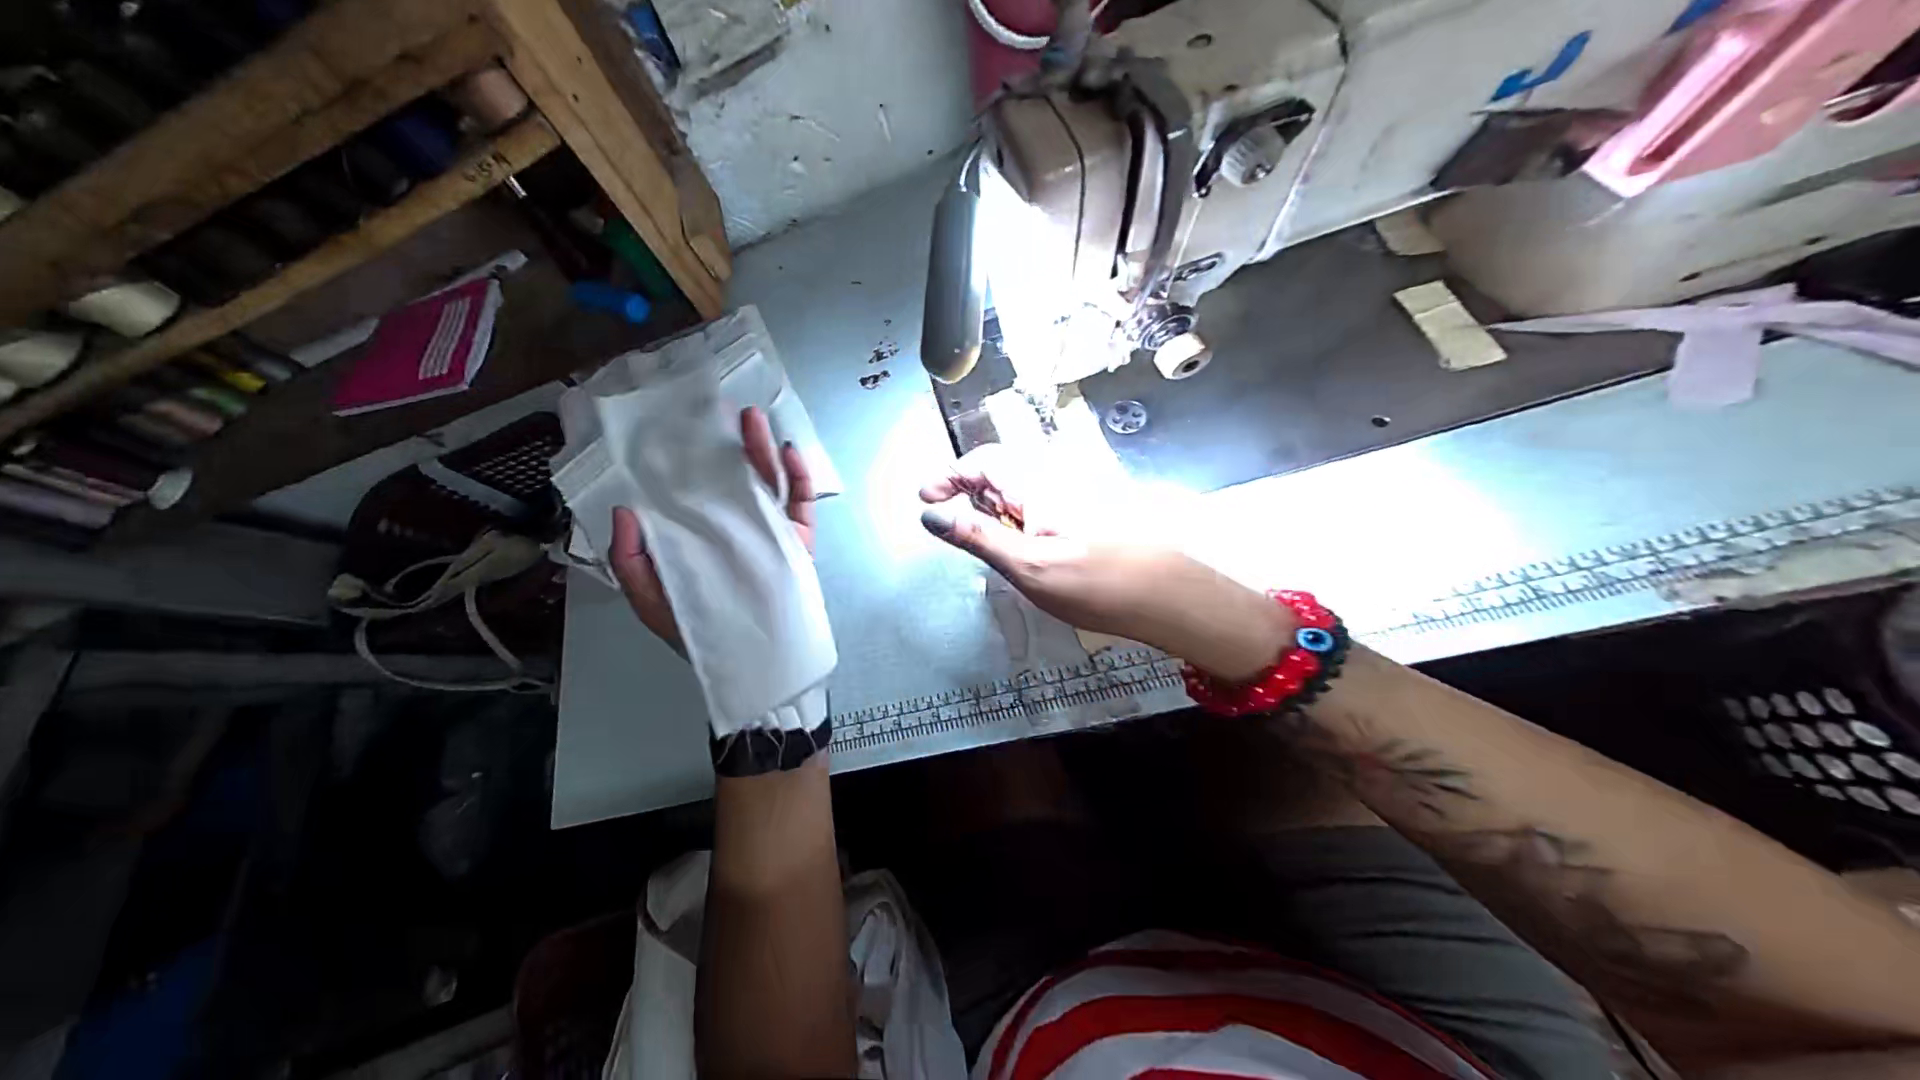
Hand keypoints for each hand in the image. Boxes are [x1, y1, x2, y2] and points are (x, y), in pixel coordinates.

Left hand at [611, 406, 815, 652]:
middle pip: (734, 476)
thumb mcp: (650, 600)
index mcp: (698, 534)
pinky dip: (799, 478)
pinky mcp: (798, 542)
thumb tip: (625, 509)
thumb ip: (631, 561)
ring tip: (752, 419)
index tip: (677, 426)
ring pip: (768, 483)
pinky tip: (790, 453)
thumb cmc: (696, 633)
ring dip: (763, 449)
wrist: (752, 664)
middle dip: (729, 442)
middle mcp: (733, 526)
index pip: (693, 488)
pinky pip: (800, 506)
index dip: (687, 458)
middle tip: (721, 408)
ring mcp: (769, 532)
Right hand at [917, 445, 1293, 680]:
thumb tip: (931, 514)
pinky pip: (1040, 508)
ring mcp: (1075, 496)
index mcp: (1038, 484)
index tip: (926, 499)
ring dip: (995, 513)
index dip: (950, 475)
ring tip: (997, 549)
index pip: (982, 460)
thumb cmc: (1097, 584)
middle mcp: (1056, 480)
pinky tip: (1030, 554)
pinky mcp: (1087, 515)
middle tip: (961, 533)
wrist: (1167, 598)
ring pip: (1020, 492)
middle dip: (971, 496)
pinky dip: (1020, 523)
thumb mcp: (1027, 566)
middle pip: (999, 473)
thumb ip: (977, 536)